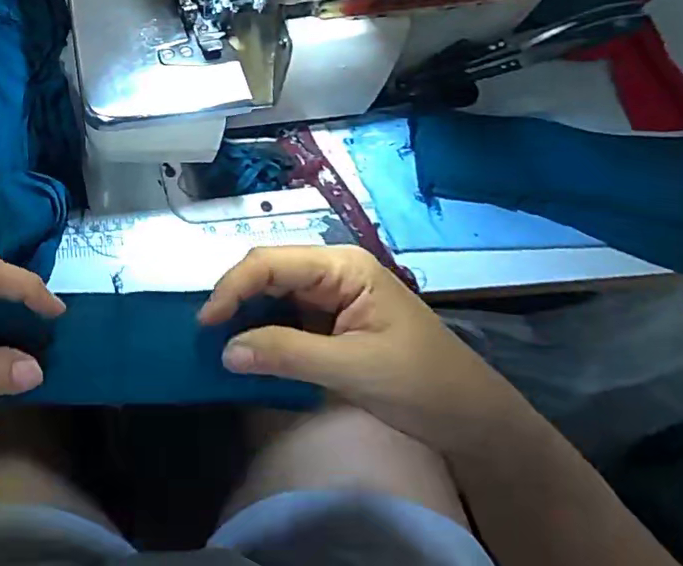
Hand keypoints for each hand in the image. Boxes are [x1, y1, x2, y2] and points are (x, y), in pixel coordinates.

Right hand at [198, 246, 533, 459]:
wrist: (475, 421)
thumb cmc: (424, 385)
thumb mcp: (354, 369)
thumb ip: (287, 354)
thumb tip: (226, 352)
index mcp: (343, 266)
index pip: (272, 262)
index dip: (234, 286)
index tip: (207, 322)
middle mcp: (332, 271)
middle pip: (268, 272)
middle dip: (235, 298)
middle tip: (207, 334)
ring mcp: (331, 295)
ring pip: (272, 293)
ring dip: (245, 315)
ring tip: (219, 342)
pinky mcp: (330, 320)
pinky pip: (285, 316)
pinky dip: (262, 331)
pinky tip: (248, 348)